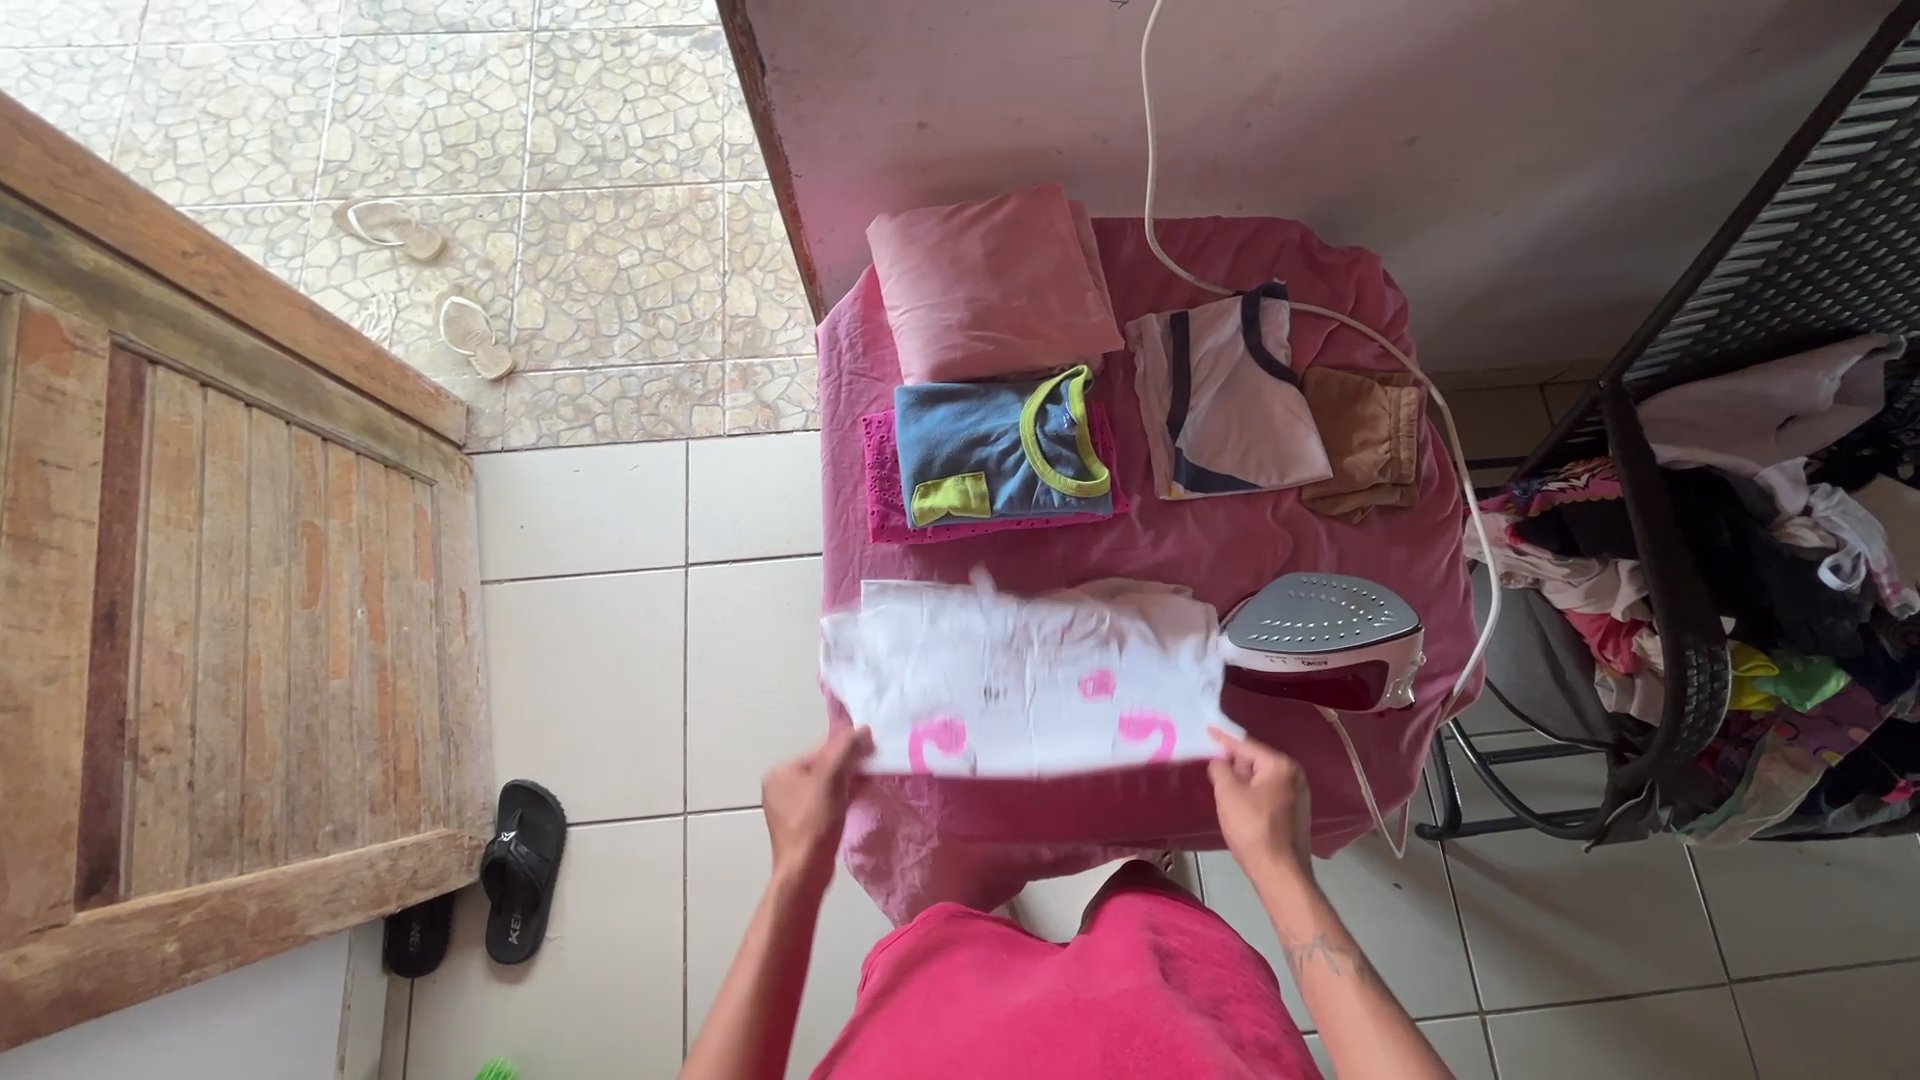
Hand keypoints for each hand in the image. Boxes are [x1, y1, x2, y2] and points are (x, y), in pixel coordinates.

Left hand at [762, 726, 872, 895]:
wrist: (805, 871)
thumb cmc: (814, 821)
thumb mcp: (830, 778)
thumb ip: (846, 749)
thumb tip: (864, 729)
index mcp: (781, 772)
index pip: (819, 749)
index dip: (846, 746)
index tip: (870, 747)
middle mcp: (782, 787)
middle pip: (823, 766)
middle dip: (849, 764)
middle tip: (873, 763)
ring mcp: (792, 808)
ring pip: (826, 785)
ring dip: (849, 780)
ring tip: (871, 778)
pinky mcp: (804, 825)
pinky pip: (827, 801)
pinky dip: (843, 796)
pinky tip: (861, 795)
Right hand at [1207, 727, 1313, 884]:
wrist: (1279, 872)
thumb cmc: (1252, 828)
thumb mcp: (1227, 793)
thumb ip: (1220, 769)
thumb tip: (1219, 762)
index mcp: (1281, 766)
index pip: (1246, 745)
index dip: (1223, 739)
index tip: (1208, 729)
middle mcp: (1294, 776)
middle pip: (1255, 760)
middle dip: (1233, 760)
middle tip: (1210, 758)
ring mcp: (1298, 795)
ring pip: (1261, 778)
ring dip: (1241, 778)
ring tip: (1219, 778)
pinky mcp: (1295, 813)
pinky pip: (1268, 792)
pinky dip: (1251, 791)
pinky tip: (1236, 798)